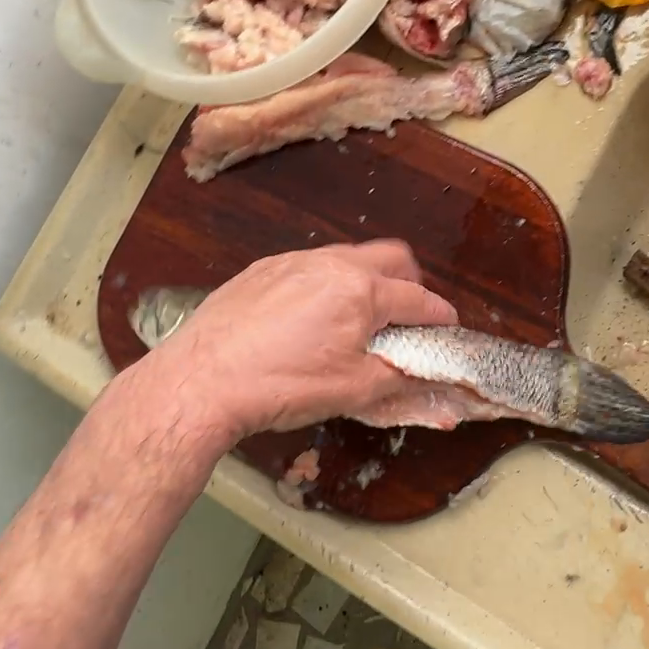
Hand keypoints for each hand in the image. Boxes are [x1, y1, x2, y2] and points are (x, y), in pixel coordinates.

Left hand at [124, 240, 457, 443]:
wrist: (201, 382)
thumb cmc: (282, 386)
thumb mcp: (354, 391)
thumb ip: (399, 377)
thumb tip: (427, 375)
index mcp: (362, 290)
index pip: (417, 299)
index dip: (439, 315)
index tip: (447, 327)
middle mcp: (333, 264)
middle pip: (391, 257)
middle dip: (410, 282)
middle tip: (408, 315)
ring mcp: (294, 261)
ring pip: (349, 257)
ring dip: (367, 280)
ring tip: (358, 317)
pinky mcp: (263, 269)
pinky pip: (310, 266)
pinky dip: (327, 284)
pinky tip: (309, 318)